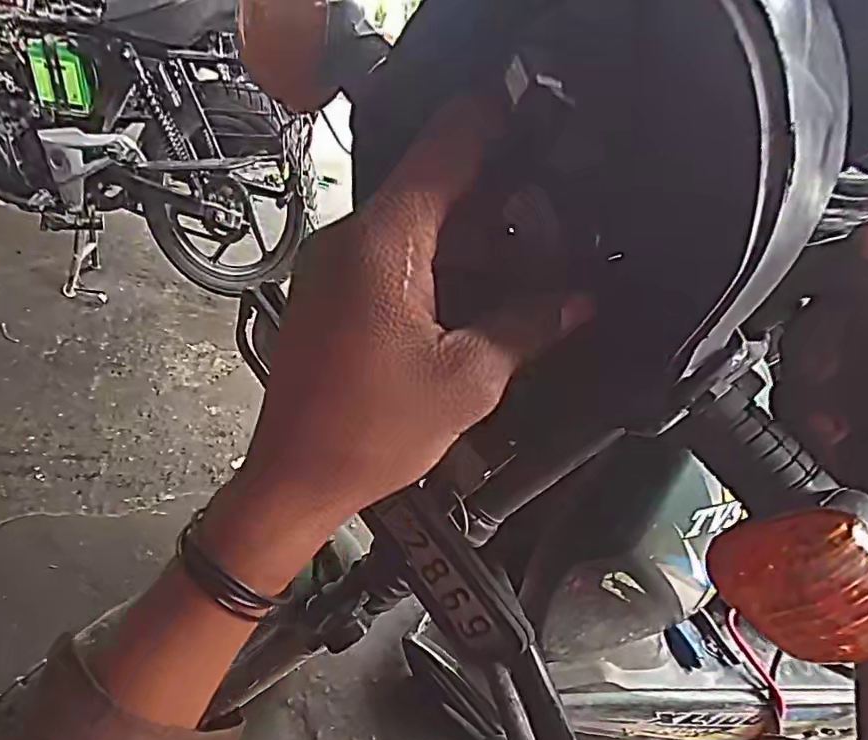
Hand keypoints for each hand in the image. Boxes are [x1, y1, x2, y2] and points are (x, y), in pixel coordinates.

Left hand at [227, 96, 592, 537]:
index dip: (508, 131)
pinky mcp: (326, 303)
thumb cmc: (358, 437)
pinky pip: (387, 267)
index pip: (452, 140)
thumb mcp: (465, 381)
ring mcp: (331, 273)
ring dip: (468, 256)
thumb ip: (527, 327)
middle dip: (500, 218)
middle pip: (438, 192)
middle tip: (546, 257)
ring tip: (513, 300)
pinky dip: (431, 280)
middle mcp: (347, 244)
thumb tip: (570, 304)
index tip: (545, 144)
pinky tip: (465, 319)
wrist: (297, 479)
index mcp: (382, 243)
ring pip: (415, 233)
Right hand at [778, 221, 867, 739]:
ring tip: (844, 428)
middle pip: (847, 300)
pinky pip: (798, 382)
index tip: (867, 336)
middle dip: (834, 351)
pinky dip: (804, 410)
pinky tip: (832, 436)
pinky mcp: (847, 407)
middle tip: (853, 399)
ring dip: (816, 388)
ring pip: (812, 342)